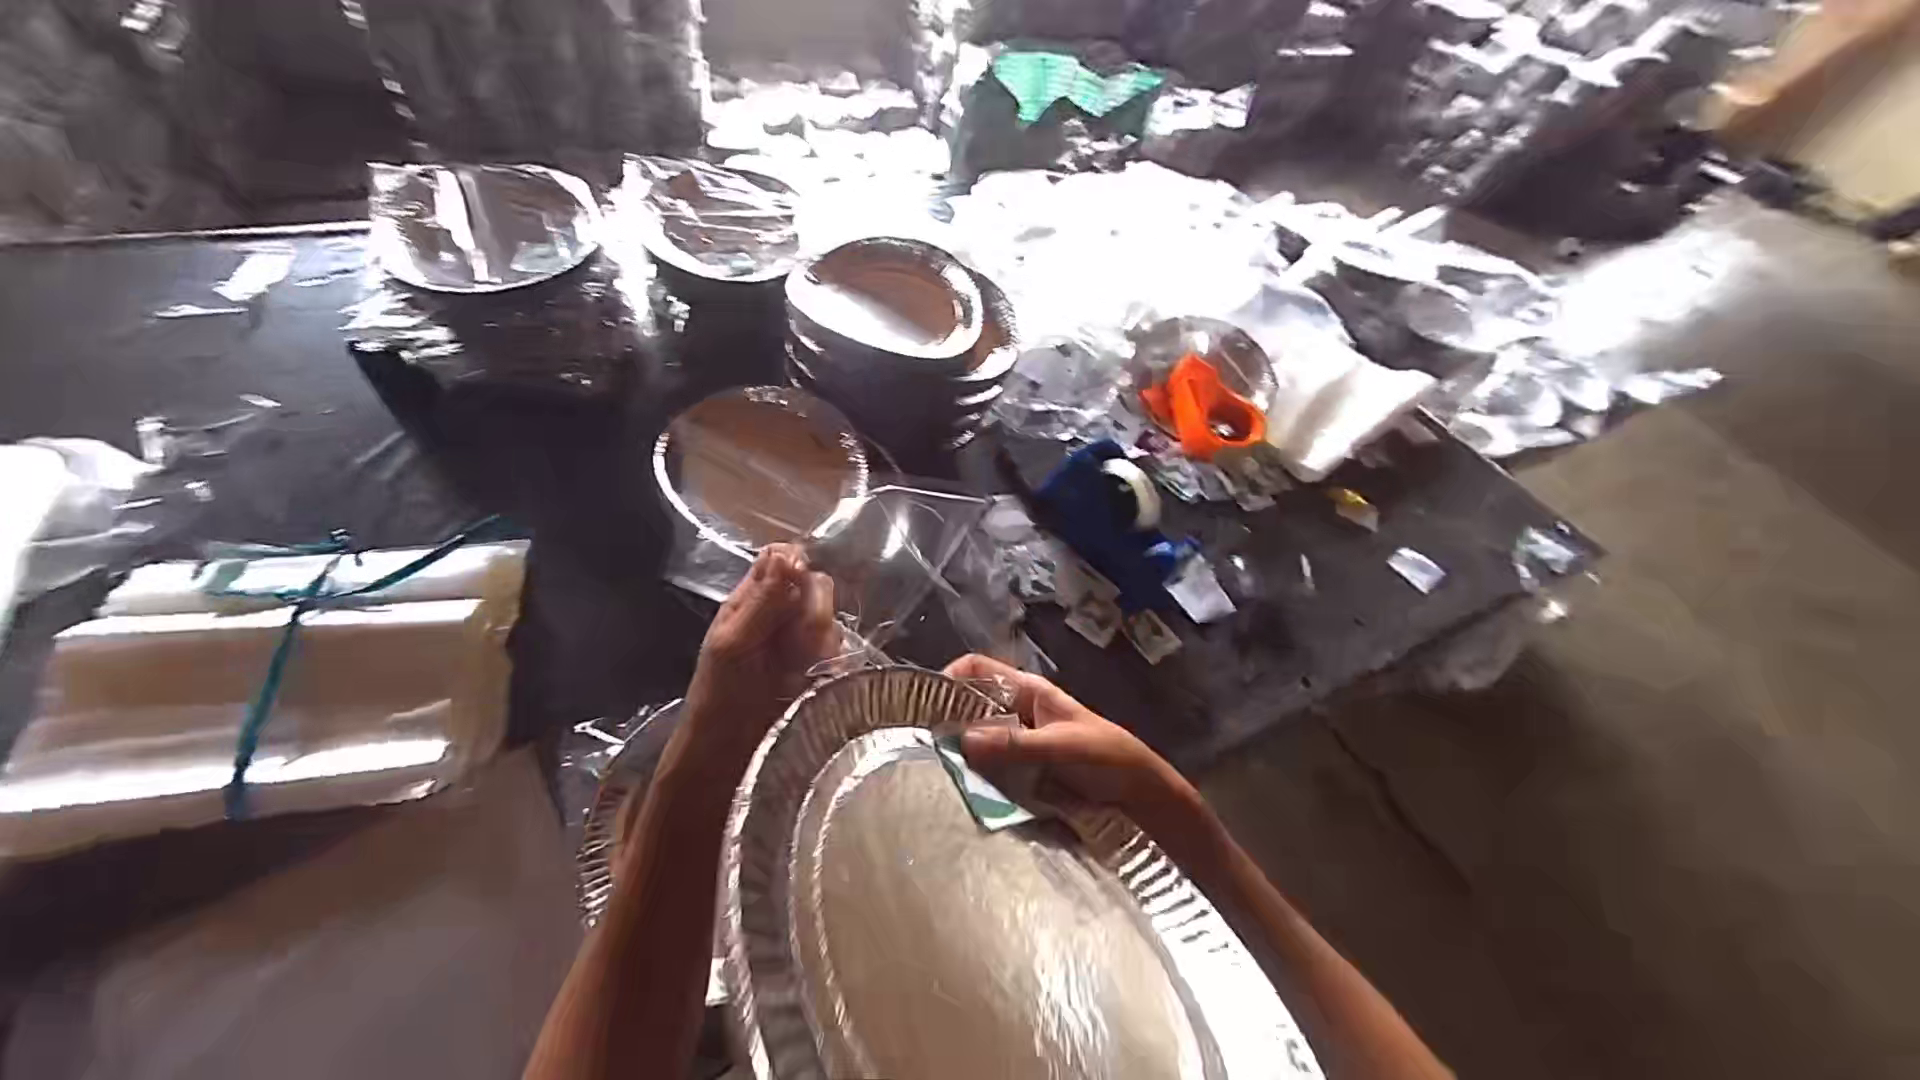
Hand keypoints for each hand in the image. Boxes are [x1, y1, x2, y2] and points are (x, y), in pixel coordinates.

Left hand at [683, 544, 836, 761]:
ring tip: (800, 664)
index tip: (800, 584)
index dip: (797, 564)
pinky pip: (838, 645)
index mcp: (750, 599)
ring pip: (829, 615)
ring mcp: (799, 637)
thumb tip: (788, 554)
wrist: (731, 748)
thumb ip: (763, 599)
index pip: (782, 558)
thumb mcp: (734, 643)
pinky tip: (815, 674)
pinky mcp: (816, 662)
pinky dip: (829, 658)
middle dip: (813, 609)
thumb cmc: (720, 693)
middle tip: (796, 637)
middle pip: (815, 584)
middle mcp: (778, 612)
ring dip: (820, 638)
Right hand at [943, 654, 1201, 835]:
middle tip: (921, 747)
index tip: (924, 704)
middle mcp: (1017, 714)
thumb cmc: (1108, 757)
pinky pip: (989, 769)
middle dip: (947, 721)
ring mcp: (1018, 744)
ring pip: (977, 740)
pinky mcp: (1021, 774)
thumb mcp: (1063, 745)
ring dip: (959, 753)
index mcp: (1028, 692)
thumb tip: (963, 740)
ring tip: (933, 774)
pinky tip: (960, 793)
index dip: (949, 678)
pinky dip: (974, 777)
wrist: (1142, 797)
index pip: (978, 669)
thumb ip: (1017, 744)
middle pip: (971, 706)